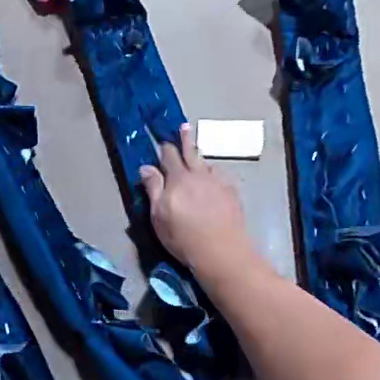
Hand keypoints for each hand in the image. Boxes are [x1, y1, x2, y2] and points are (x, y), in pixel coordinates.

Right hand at [140, 124, 257, 278]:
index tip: (162, 140)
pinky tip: (214, 177)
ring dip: (200, 157)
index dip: (164, 148)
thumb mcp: (158, 215)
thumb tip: (146, 168)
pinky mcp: (232, 193)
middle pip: (191, 152)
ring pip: (206, 163)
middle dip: (185, 139)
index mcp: (178, 179)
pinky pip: (221, 175)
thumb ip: (153, 188)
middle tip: (184, 127)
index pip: (169, 156)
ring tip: (197, 154)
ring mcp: (218, 183)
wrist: (222, 252)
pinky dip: (214, 172)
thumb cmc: (183, 237)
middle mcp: (199, 175)